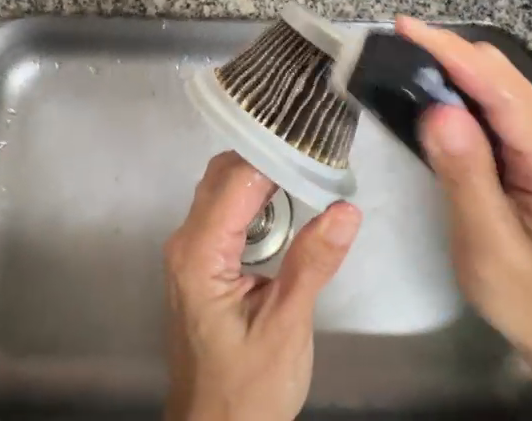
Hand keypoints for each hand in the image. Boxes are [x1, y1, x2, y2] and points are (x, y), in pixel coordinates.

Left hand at [163, 152, 361, 420]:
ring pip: (221, 188)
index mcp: (199, 253)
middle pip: (223, 175)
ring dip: (261, 173)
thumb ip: (312, 263)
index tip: (314, 143)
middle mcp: (186, 242)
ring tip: (307, 168)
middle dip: (268, 156)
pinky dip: (254, 196)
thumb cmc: (248, 388)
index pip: (236, 180)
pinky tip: (287, 199)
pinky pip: (224, 210)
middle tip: (316, 152)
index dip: (275, 156)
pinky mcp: (201, 261)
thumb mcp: (286, 327)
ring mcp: (190, 251)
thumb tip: (346, 209)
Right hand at [400, 18, 531, 419]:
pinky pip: (495, 98)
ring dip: (453, 64)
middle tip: (393, 47)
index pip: (500, 91)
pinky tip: (433, 87)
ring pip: (498, 79)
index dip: (453, 54)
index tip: (406, 30)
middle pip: (501, 74)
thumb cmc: (523, 293)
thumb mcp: (487, 246)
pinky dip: (462, 84)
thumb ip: (466, 177)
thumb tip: (438, 110)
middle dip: (448, 52)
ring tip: (405, 58)